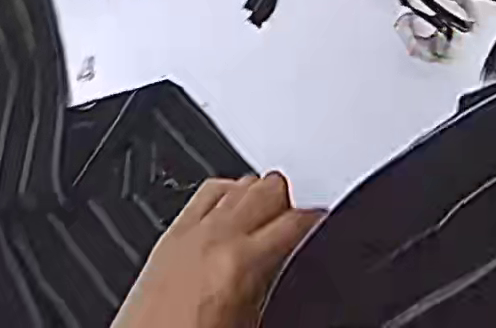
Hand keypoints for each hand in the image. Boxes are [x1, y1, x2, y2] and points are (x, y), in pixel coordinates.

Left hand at [111, 173, 321, 327]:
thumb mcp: (252, 324)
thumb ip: (277, 285)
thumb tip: (296, 273)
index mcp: (242, 265)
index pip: (296, 221)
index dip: (317, 220)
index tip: (323, 224)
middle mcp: (217, 236)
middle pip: (271, 187)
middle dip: (290, 202)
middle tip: (297, 224)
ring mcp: (193, 228)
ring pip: (243, 182)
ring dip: (260, 196)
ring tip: (269, 218)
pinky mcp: (172, 231)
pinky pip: (210, 189)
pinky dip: (228, 193)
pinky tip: (233, 209)